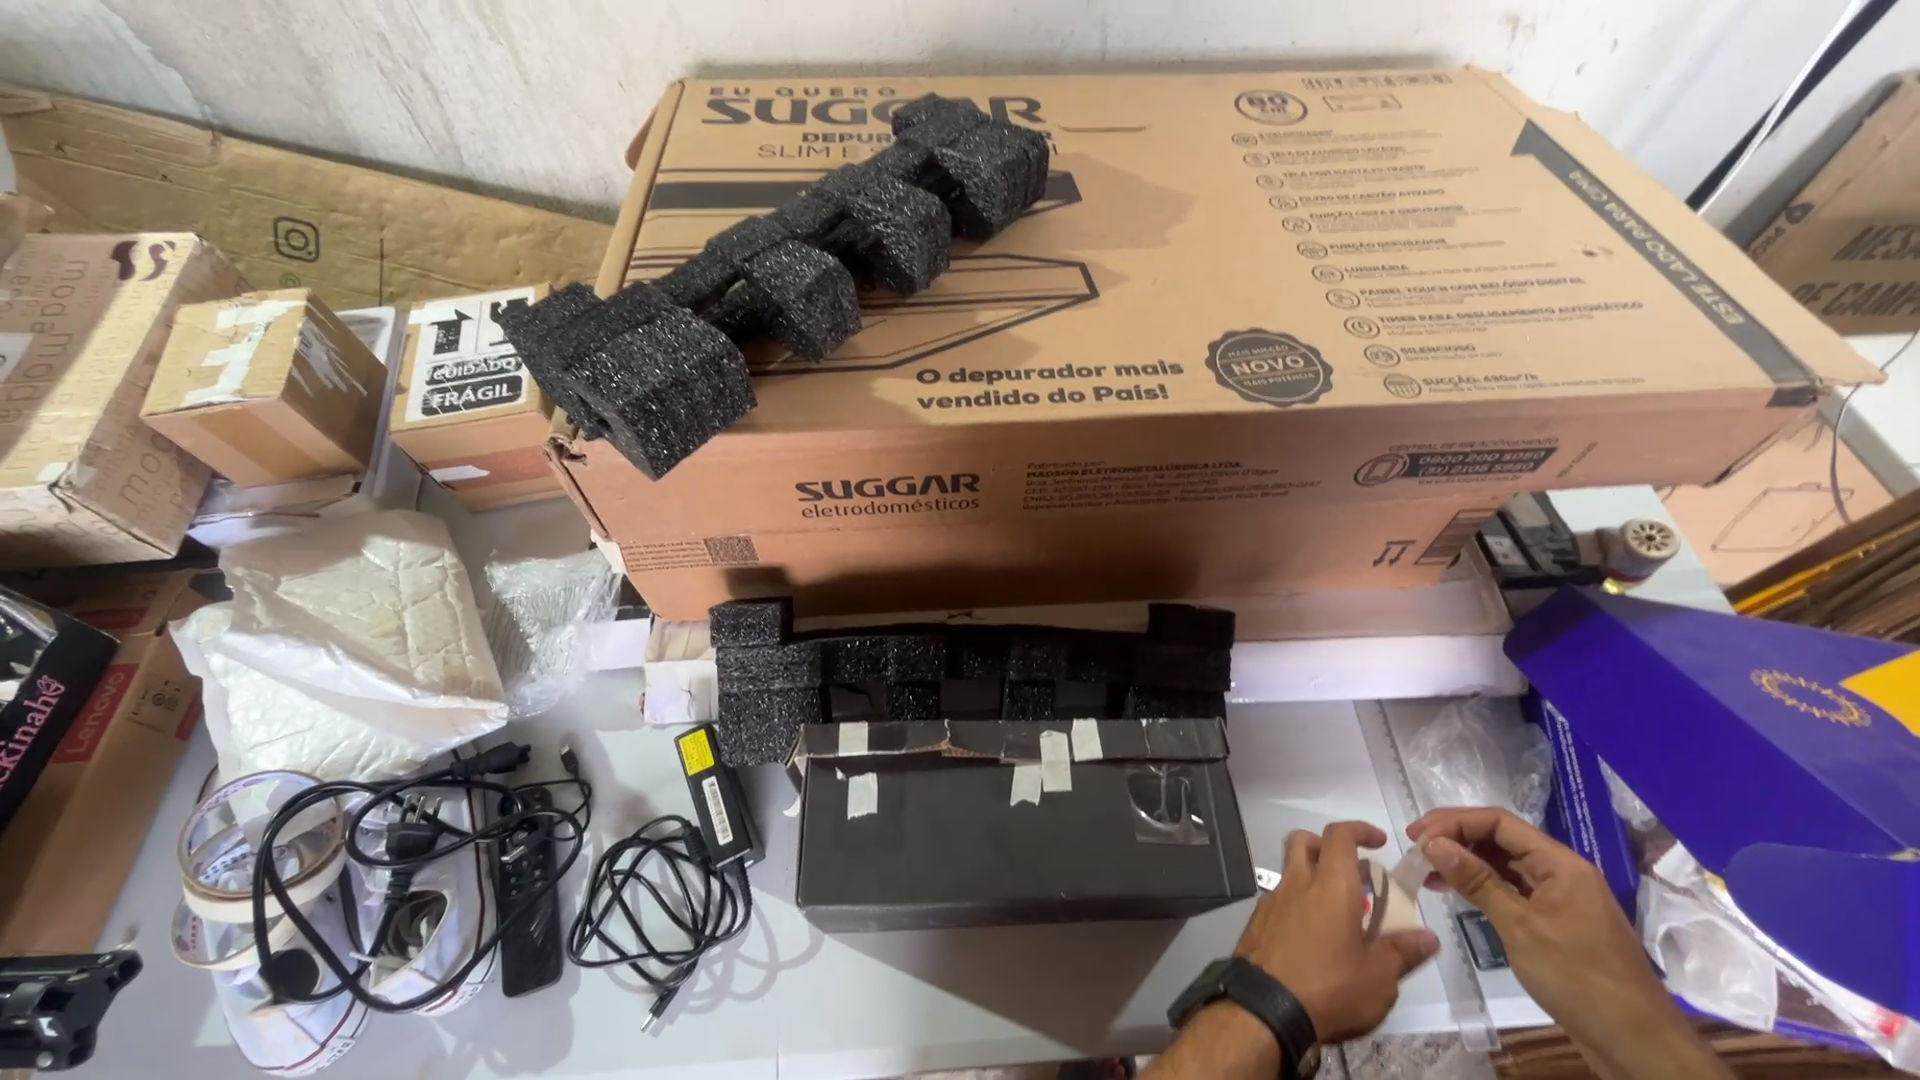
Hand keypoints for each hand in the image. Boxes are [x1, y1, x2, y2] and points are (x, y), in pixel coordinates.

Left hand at [1236, 821, 1439, 1042]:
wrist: (1264, 1007)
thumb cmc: (1329, 986)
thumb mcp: (1378, 977)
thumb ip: (1402, 952)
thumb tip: (1428, 937)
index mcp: (1330, 885)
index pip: (1340, 836)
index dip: (1359, 830)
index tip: (1378, 841)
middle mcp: (1297, 883)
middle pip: (1305, 841)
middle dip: (1328, 845)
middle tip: (1353, 872)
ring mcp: (1272, 900)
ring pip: (1290, 870)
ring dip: (1312, 878)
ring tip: (1338, 913)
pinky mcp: (1258, 920)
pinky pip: (1280, 899)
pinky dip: (1297, 904)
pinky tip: (1312, 937)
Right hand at [1405, 808, 1680, 1050]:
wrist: (1636, 1043)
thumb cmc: (1579, 977)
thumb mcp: (1520, 926)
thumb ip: (1476, 881)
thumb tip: (1433, 843)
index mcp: (1560, 864)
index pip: (1498, 822)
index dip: (1453, 822)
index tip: (1416, 836)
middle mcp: (1560, 872)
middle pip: (1500, 838)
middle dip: (1455, 838)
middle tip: (1414, 849)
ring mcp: (1558, 897)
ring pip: (1502, 863)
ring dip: (1463, 861)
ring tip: (1426, 870)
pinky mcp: (1554, 921)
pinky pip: (1510, 889)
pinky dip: (1479, 885)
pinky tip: (1454, 892)